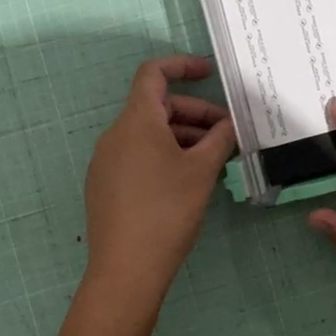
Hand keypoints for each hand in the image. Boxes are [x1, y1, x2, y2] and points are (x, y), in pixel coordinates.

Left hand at [82, 55, 236, 310]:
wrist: (126, 269)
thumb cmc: (167, 211)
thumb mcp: (202, 171)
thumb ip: (220, 139)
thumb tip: (230, 125)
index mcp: (136, 121)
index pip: (153, 73)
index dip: (182, 65)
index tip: (210, 73)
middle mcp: (115, 134)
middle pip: (156, 107)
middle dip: (194, 114)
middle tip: (227, 134)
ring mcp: (106, 161)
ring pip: (148, 134)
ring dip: (182, 137)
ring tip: (214, 160)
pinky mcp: (104, 185)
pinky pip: (137, 156)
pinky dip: (164, 156)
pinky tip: (187, 181)